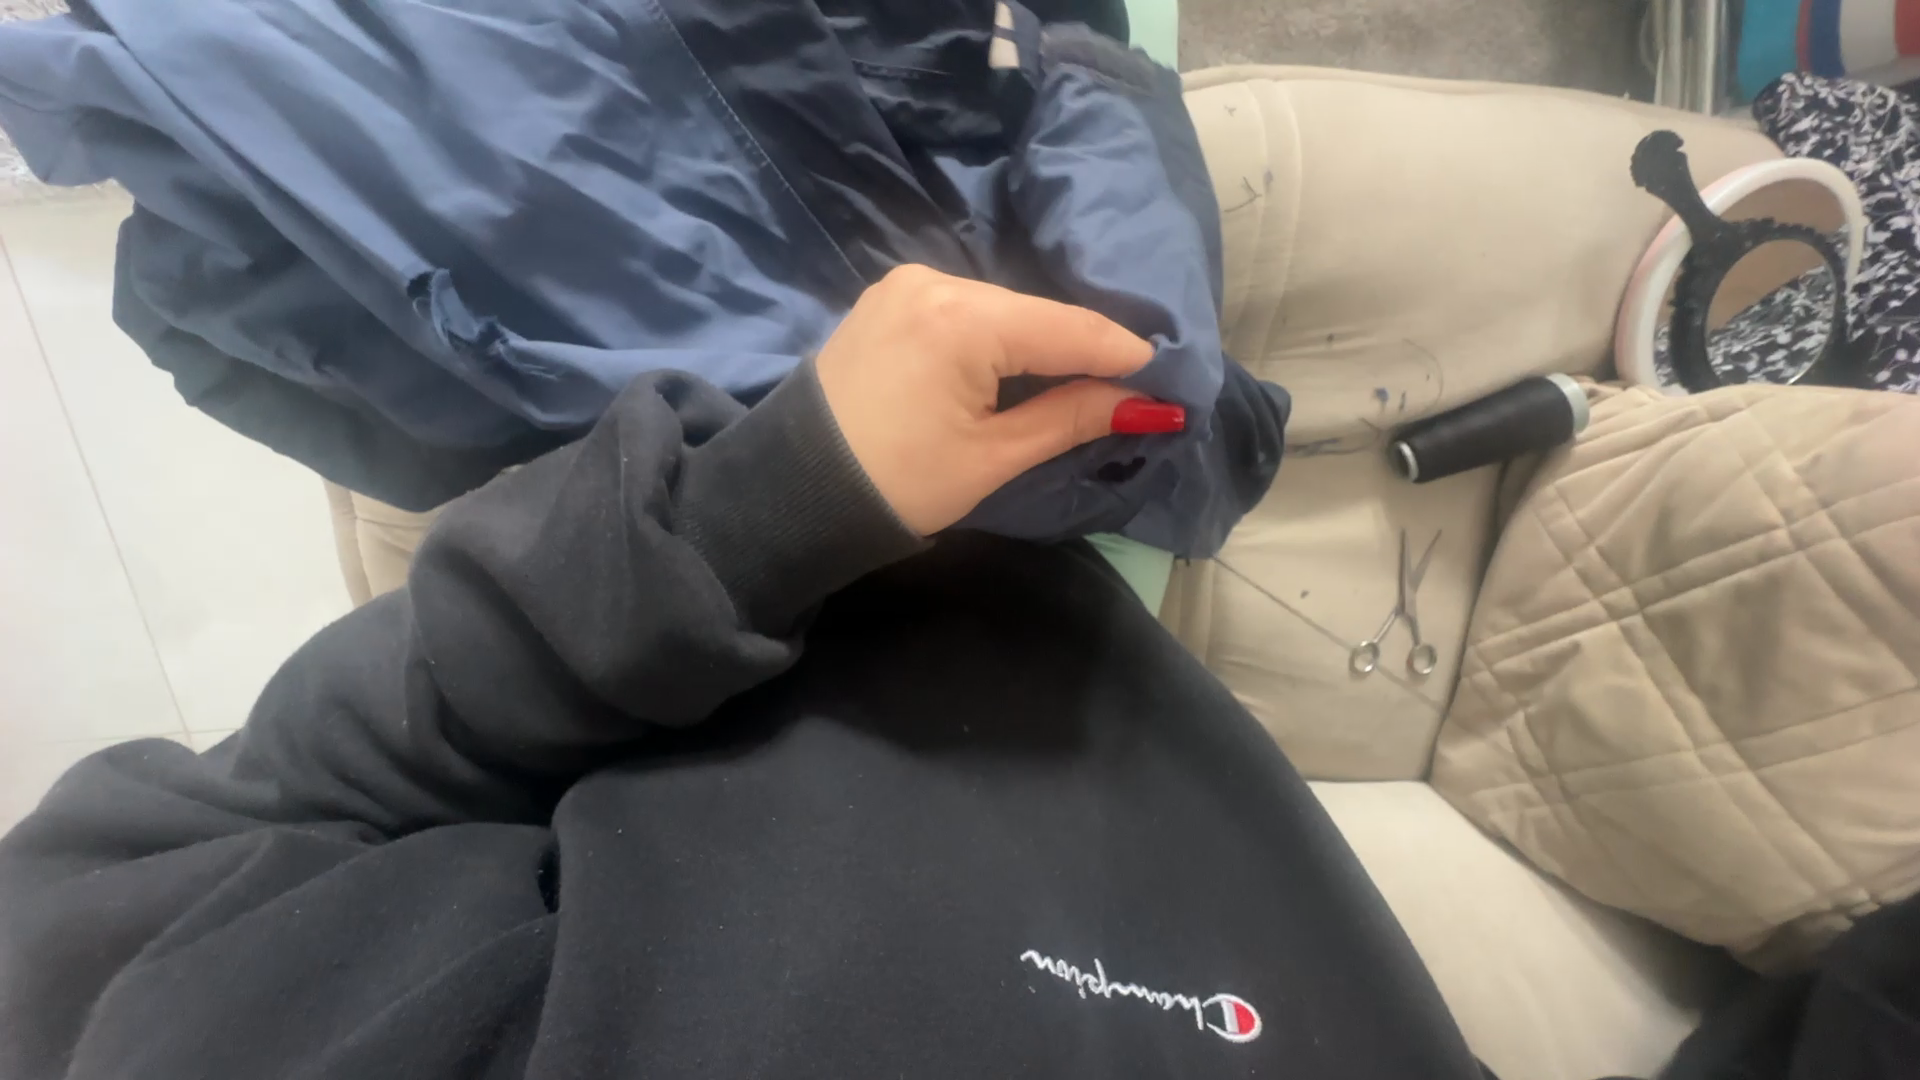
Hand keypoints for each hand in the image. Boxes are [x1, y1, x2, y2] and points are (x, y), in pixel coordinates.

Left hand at [814, 265, 1158, 534]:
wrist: (798, 491)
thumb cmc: (898, 486)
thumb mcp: (992, 458)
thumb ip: (1071, 418)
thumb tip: (1147, 403)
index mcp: (962, 319)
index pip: (1069, 329)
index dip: (1124, 356)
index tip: (1167, 382)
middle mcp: (933, 281)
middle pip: (1035, 316)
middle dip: (1080, 354)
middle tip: (1124, 393)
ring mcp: (905, 286)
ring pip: (1001, 312)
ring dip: (1038, 347)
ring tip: (1071, 388)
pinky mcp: (888, 301)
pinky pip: (964, 314)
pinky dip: (996, 341)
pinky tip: (1009, 372)